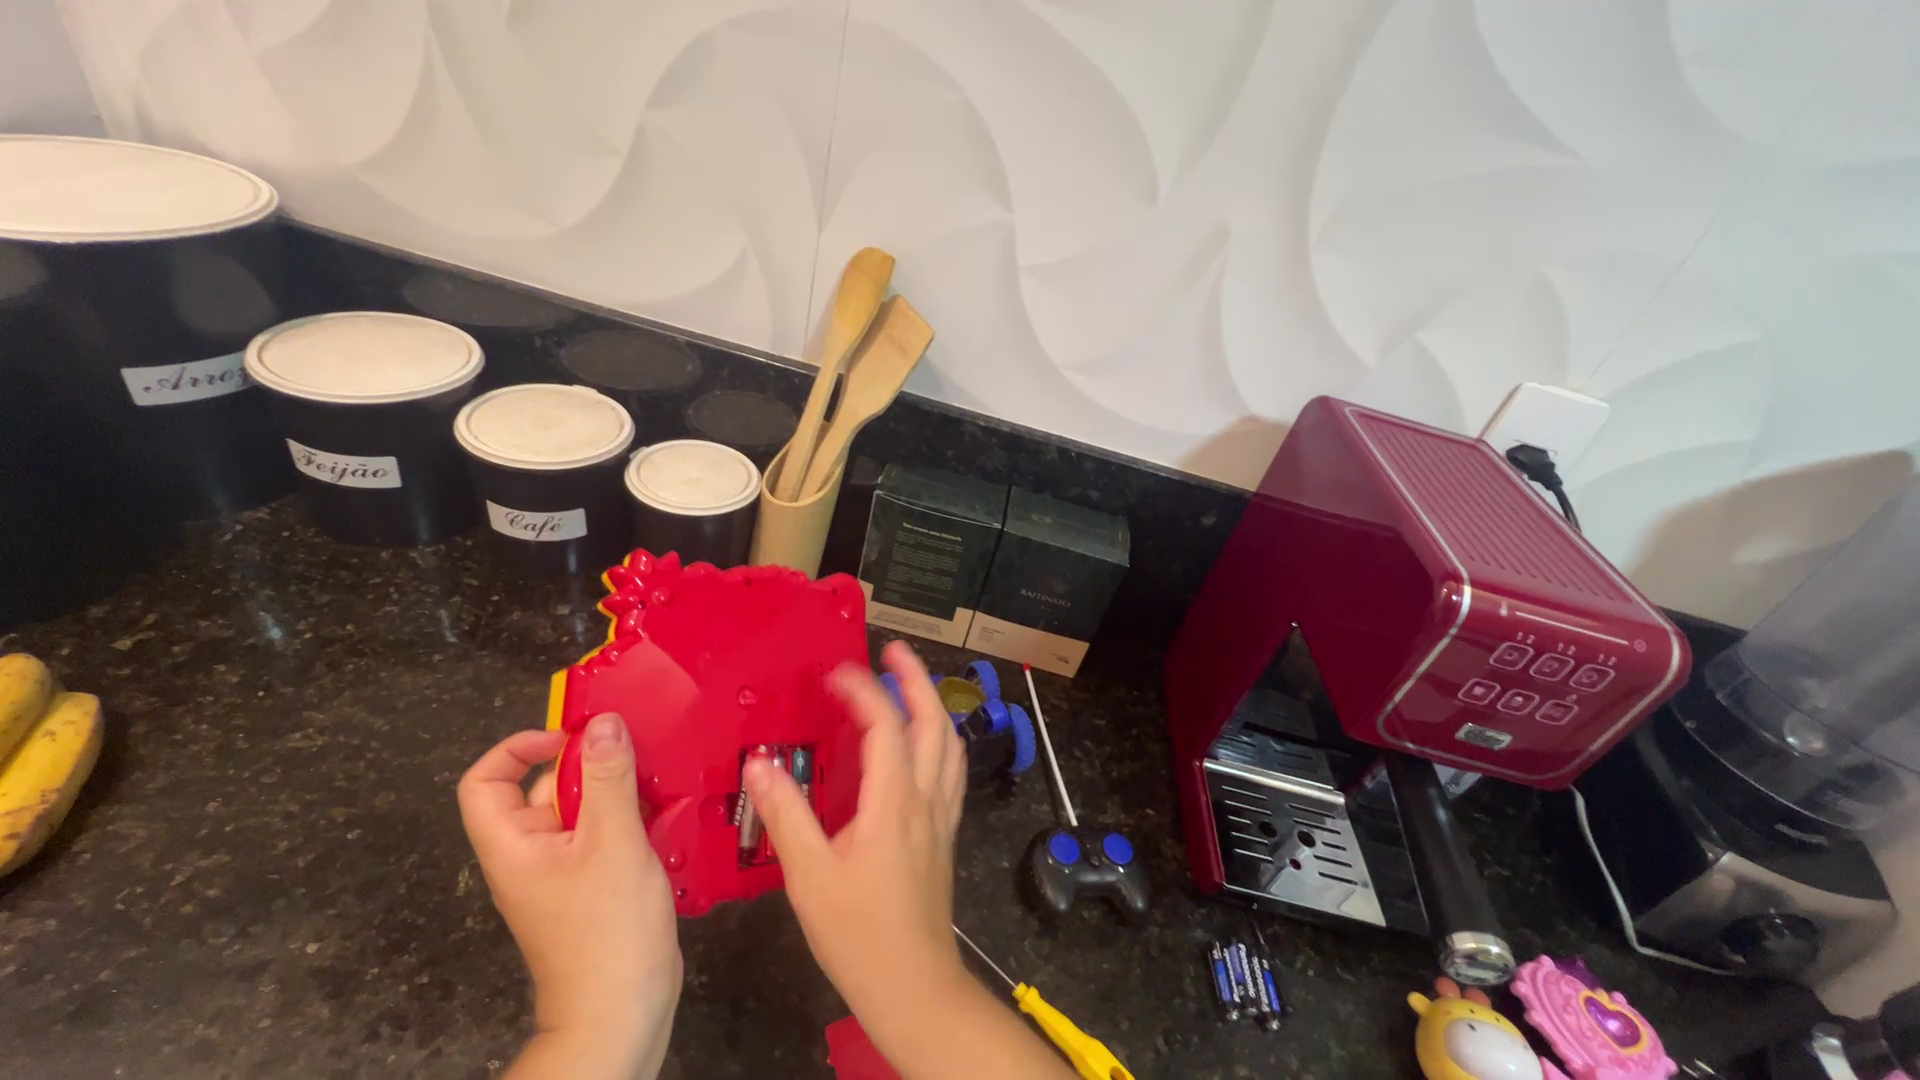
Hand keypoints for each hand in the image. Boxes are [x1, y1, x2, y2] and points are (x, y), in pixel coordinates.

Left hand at [458, 716, 681, 1078]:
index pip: (485, 781)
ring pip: (577, 812)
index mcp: (513, 846)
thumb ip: (608, 779)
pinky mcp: (591, 886)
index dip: (518, 748)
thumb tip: (603, 722)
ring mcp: (561, 874)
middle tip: (633, 754)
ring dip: (613, 791)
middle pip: (540, 791)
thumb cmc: (608, 927)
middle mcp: (529, 856)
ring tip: (655, 781)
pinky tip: (662, 815)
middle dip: (585, 766)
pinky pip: (600, 835)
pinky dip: (625, 817)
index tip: (570, 739)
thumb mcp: (612, 842)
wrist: (622, 1012)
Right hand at [745, 641, 968, 1020]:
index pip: (887, 726)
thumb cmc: (859, 934)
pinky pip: (951, 771)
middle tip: (894, 651)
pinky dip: (940, 741)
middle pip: (934, 723)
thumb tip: (760, 764)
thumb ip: (786, 816)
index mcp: (894, 802)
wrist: (915, 985)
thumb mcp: (809, 877)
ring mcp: (942, 817)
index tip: (836, 671)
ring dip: (933, 706)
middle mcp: (927, 799)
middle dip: (916, 680)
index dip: (864, 690)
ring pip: (950, 745)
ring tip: (910, 686)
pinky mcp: (944, 835)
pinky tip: (923, 746)